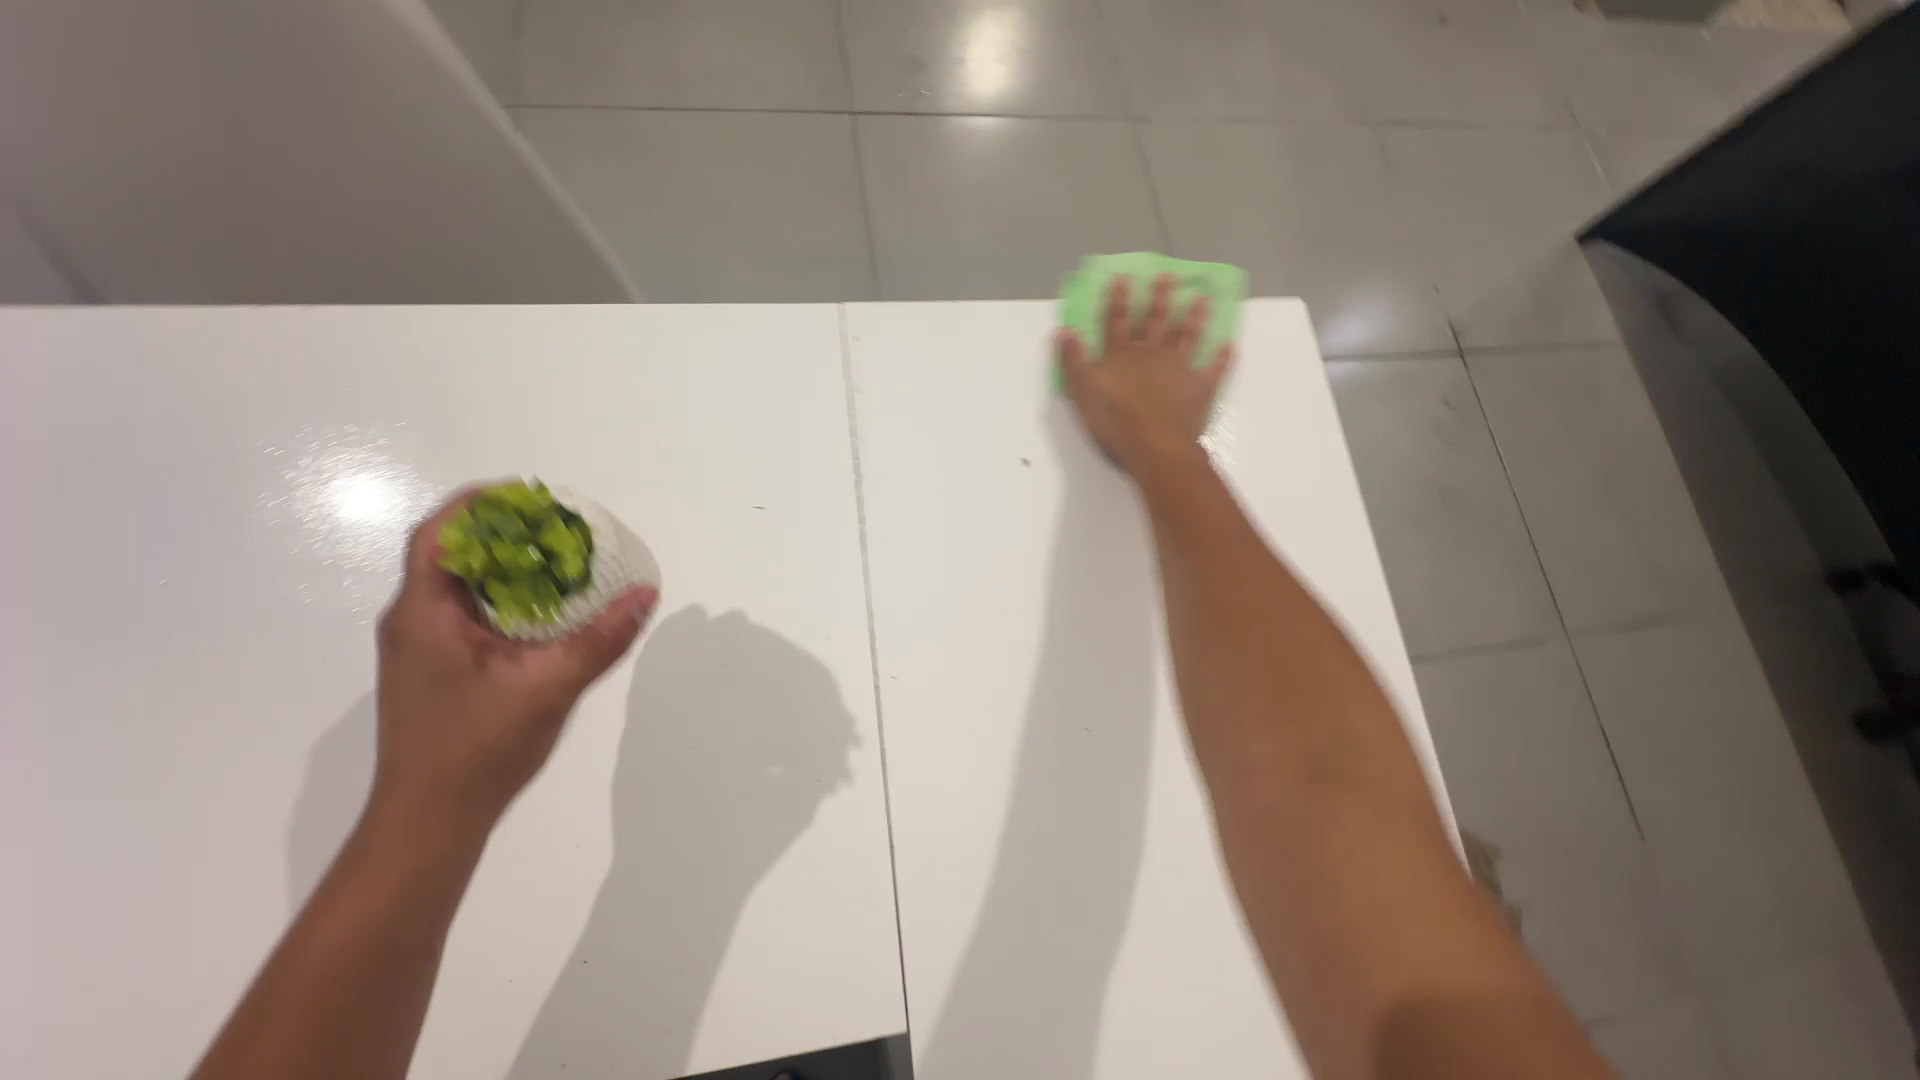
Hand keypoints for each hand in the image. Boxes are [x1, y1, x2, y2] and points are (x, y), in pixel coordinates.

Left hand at [372, 487, 658, 826]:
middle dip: (506, 532)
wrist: (430, 820)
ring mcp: (424, 648)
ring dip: (508, 567)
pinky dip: (508, 599)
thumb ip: (600, 639)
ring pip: (464, 587)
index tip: (531, 495)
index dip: (481, 504)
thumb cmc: (477, 748)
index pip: (440, 535)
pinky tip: (548, 614)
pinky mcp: (439, 670)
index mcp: (424, 614)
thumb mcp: (549, 687)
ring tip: (562, 562)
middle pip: (454, 554)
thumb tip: (644, 594)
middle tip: (560, 527)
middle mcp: (415, 622)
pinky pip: (472, 615)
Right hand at [1057, 273, 1233, 472]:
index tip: (1124, 276)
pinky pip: (1214, 369)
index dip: (1118, 299)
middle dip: (1160, 297)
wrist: (1154, 447)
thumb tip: (1063, 330)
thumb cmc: (1114, 423)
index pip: (1116, 321)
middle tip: (1168, 275)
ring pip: (1187, 336)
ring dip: (1194, 317)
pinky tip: (1229, 345)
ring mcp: (1179, 369)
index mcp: (1121, 355)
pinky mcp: (1200, 388)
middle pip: (1155, 321)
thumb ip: (1072, 361)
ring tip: (1202, 298)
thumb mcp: (1082, 393)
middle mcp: (1151, 354)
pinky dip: (1222, 358)